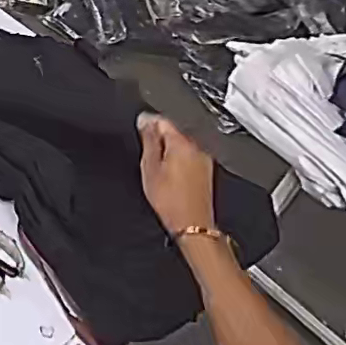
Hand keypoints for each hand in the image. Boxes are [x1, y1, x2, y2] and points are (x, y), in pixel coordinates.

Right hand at [138, 113, 216, 238]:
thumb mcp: (149, 167)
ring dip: (169, 151)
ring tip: (158, 170)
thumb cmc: (170, 200)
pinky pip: (189, 157)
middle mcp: (198, 148)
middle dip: (159, 139)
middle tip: (147, 156)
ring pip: (181, 145)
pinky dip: (178, 162)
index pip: (163, 121)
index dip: (148, 124)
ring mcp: (204, 160)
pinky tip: (170, 177)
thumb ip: (148, 140)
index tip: (139, 130)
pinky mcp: (206, 171)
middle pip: (174, 132)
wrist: (191, 224)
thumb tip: (145, 120)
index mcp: (182, 144)